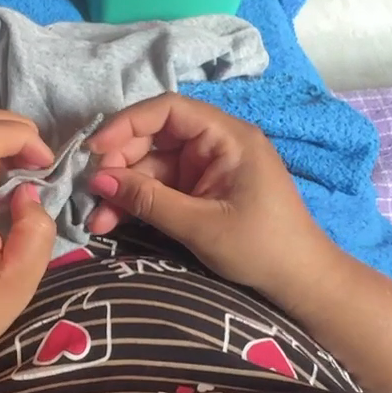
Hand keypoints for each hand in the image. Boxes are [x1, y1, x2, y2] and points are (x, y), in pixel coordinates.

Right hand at [85, 93, 339, 305]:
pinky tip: (110, 222)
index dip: (127, 124)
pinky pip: (158, 189)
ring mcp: (204, 169)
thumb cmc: (261, 247)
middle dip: (119, 165)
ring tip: (96, 220)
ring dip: (122, 191)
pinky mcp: (198, 192)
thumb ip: (149, 200)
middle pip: (153, 138)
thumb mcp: (200, 225)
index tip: (95, 150)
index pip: (168, 110)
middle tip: (92, 193)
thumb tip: (98, 180)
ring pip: (150, 167)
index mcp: (227, 136)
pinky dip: (135, 204)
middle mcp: (213, 144)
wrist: (299, 282)